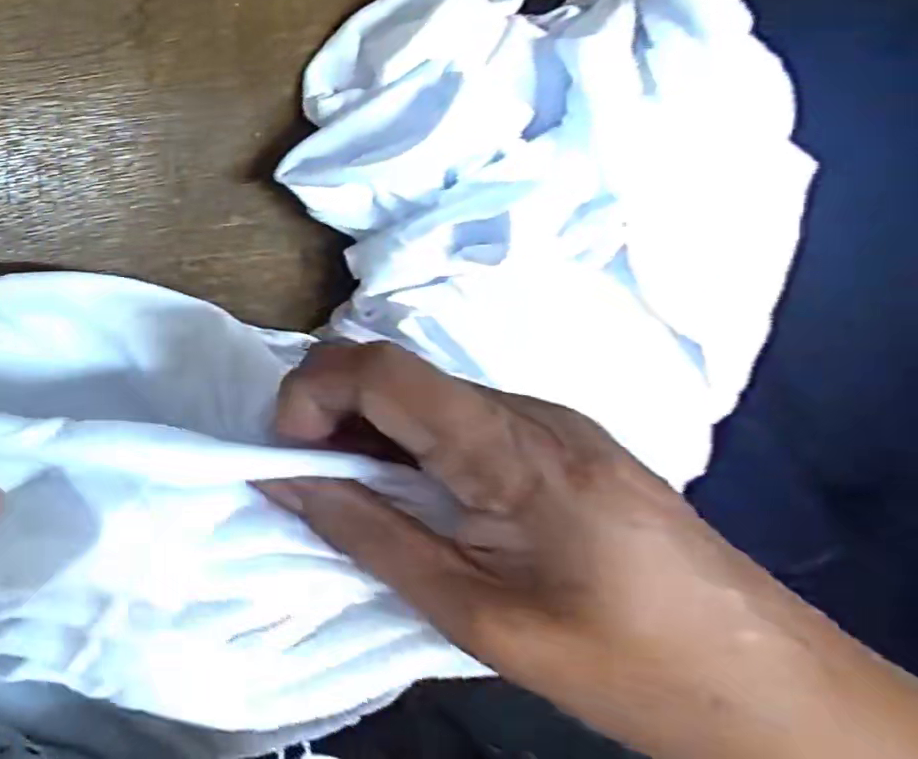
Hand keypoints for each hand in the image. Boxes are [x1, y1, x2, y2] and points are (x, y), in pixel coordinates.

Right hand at [257, 342, 917, 758]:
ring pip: (414, 387)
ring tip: (359, 490)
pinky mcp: (554, 436)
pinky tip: (415, 492)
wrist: (792, 704)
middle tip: (311, 473)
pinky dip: (402, 438)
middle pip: (389, 367)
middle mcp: (527, 411)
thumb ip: (367, 535)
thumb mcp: (476, 618)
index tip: (290, 453)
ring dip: (362, 425)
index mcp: (512, 450)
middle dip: (324, 408)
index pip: (380, 369)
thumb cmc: (630, 667)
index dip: (310, 393)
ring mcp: (545, 419)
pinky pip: (448, 411)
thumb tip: (281, 481)